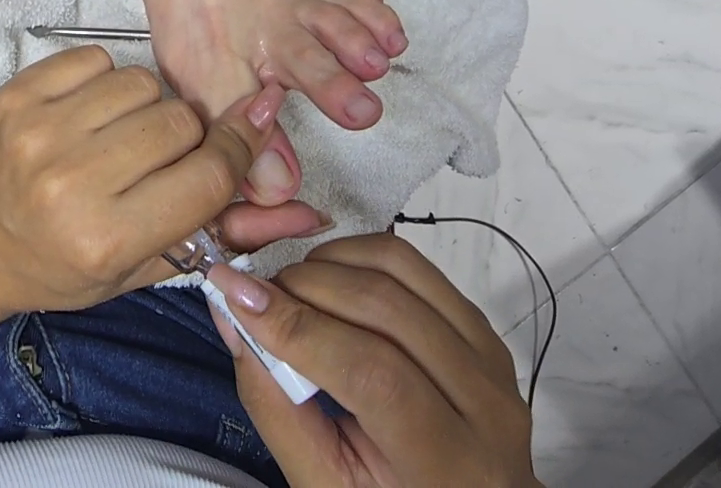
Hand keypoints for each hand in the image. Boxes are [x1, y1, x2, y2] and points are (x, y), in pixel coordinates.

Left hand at [0, 46, 331, 317]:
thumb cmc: (58, 267)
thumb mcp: (140, 269)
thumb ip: (218, 231)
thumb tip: (303, 201)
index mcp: (104, 236)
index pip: (207, 175)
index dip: (238, 152)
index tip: (245, 135)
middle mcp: (69, 181)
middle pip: (180, 121)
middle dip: (189, 135)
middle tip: (165, 153)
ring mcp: (38, 130)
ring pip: (143, 83)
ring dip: (148, 106)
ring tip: (124, 134)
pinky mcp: (16, 94)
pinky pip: (96, 58)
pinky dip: (105, 81)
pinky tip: (91, 113)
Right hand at [206, 234, 540, 487]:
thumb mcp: (321, 482)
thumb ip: (273, 404)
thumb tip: (230, 311)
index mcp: (450, 465)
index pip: (374, 375)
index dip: (297, 326)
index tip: (232, 291)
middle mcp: (487, 404)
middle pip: (384, 308)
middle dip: (301, 286)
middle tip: (255, 296)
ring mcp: (490, 356)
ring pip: (398, 268)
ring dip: (326, 262)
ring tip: (291, 289)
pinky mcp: (480, 324)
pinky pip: (412, 262)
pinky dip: (354, 254)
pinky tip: (327, 279)